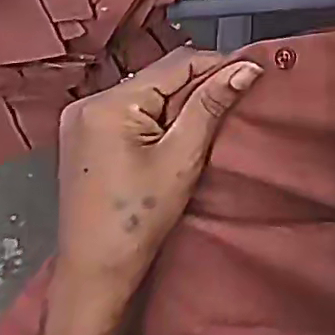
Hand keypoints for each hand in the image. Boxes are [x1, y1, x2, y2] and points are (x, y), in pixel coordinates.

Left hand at [52, 48, 261, 308]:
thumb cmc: (138, 220)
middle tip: (235, 104)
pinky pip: (133, 111)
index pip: (176, 63)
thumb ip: (211, 105)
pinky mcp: (86, 136)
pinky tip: (179, 137)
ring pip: (149, 93)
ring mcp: (82, 119)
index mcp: (108, 104)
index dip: (218, 65)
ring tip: (211, 124)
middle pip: (161, 76)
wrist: (95, 270)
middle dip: (200, 87)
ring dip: (182, 103)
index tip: (252, 75)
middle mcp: (88, 102)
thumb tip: (245, 68)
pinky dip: (161, 117)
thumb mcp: (182, 157)